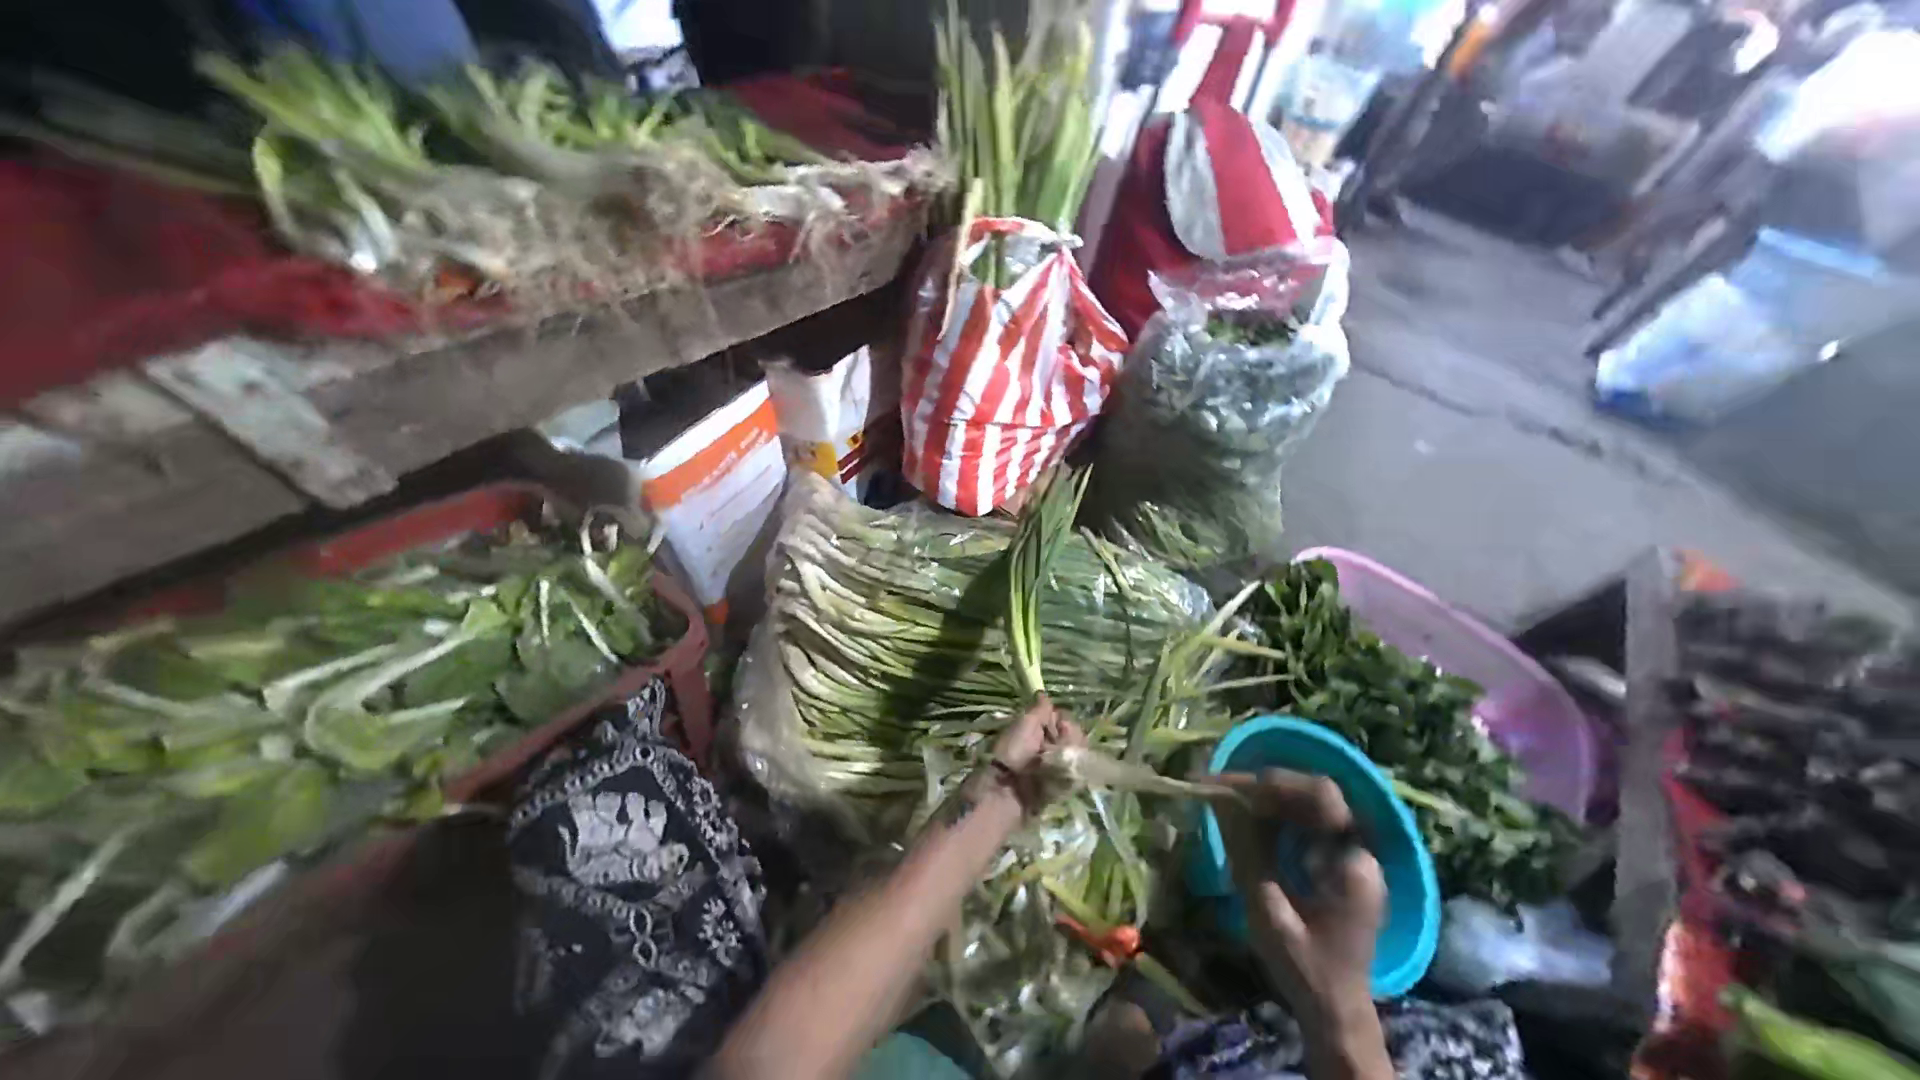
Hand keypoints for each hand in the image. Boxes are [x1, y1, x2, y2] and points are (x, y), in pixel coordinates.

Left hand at [986, 695, 1083, 810]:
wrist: (1009, 788)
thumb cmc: (1014, 750)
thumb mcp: (1025, 724)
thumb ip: (1039, 709)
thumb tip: (1043, 693)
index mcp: (1039, 729)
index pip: (1064, 718)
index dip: (1064, 720)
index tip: (1060, 724)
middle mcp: (1051, 745)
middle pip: (1075, 734)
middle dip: (1071, 736)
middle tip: (1060, 742)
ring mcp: (1060, 765)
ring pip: (1080, 751)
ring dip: (1073, 751)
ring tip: (1060, 757)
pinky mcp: (1066, 784)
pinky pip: (1080, 771)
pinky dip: (1075, 768)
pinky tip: (1066, 769)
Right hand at [1212, 770, 1389, 1079]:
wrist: (1334, 1010)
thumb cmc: (1304, 967)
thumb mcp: (1267, 911)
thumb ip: (1246, 851)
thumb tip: (1219, 798)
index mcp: (1354, 863)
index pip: (1322, 796)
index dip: (1277, 785)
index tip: (1231, 789)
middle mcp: (1361, 850)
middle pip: (1314, 794)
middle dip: (1265, 788)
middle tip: (1220, 792)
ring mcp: (1351, 854)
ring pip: (1307, 803)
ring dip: (1267, 798)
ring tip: (1227, 802)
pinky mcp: (1337, 860)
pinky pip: (1305, 820)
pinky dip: (1274, 814)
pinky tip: (1247, 821)